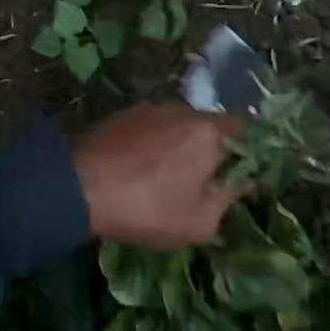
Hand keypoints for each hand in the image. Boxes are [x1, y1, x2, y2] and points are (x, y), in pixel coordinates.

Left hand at [73, 104, 239, 248]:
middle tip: (208, 178)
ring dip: (184, 145)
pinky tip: (143, 168)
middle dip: (215, 148)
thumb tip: (242, 182)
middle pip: (213, 124)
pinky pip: (155, 127)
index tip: (245, 168)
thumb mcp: (199, 221)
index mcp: (211, 132)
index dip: (251, 145)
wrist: (78, 188)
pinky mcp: (126, 115)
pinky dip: (157, 143)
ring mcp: (153, 109)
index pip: (247, 126)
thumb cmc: (148, 208)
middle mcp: (186, 110)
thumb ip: (228, 198)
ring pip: (182, 124)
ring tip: (171, 176)